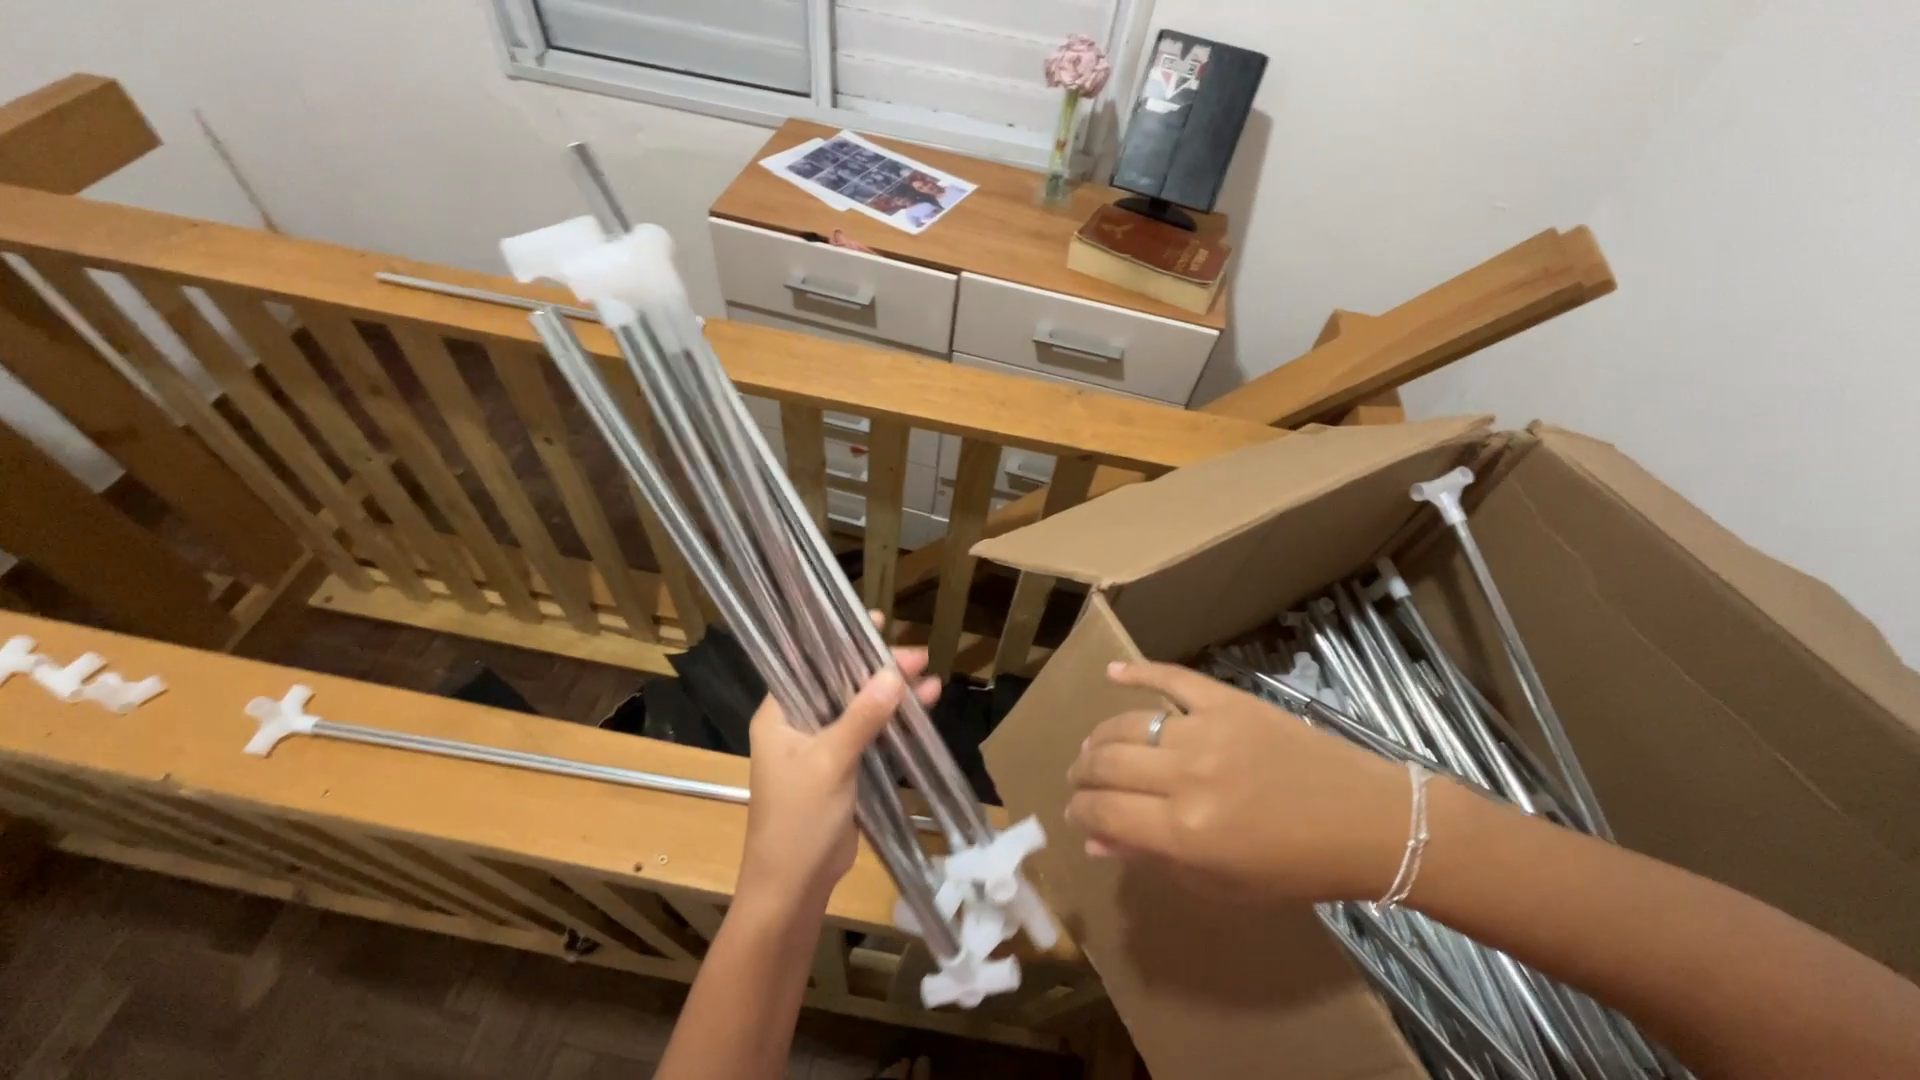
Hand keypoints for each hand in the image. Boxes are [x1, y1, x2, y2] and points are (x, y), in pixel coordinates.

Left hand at [738, 648, 940, 910]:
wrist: (794, 886)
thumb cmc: (798, 820)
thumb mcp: (830, 763)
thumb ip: (861, 717)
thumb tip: (892, 674)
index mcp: (779, 715)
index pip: (808, 664)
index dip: (839, 641)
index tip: (873, 623)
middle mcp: (798, 725)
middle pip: (840, 685)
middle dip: (878, 670)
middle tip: (918, 655)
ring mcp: (821, 748)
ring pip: (860, 710)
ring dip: (892, 697)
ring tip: (931, 680)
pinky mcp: (843, 770)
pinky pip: (871, 737)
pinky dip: (894, 725)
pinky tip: (923, 711)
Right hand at [1065, 661, 1415, 901]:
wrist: (1366, 821)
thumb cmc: (1295, 867)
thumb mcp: (1221, 883)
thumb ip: (1154, 858)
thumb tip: (1096, 841)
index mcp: (1186, 832)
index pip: (1103, 810)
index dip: (1079, 811)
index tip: (1076, 813)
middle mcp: (1187, 777)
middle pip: (1107, 764)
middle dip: (1081, 774)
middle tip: (1079, 779)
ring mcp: (1207, 731)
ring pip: (1128, 723)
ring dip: (1099, 736)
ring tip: (1093, 747)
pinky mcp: (1229, 701)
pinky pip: (1172, 678)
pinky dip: (1138, 672)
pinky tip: (1112, 673)